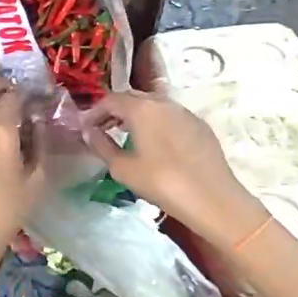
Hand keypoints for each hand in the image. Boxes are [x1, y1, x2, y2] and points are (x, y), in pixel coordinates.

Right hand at [80, 91, 268, 248]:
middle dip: (114, 111)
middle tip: (102, 129)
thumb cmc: (162, 182)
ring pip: (154, 105)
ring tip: (126, 136)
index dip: (94, 112)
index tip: (85, 128)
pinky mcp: (200, 126)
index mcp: (142, 108)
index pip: (111, 100)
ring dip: (136, 116)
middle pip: (133, 98)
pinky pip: (171, 117)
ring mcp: (185, 112)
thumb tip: (88, 132)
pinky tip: (155, 145)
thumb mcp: (123, 169)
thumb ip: (102, 146)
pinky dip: (156, 123)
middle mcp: (163, 102)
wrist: (213, 198)